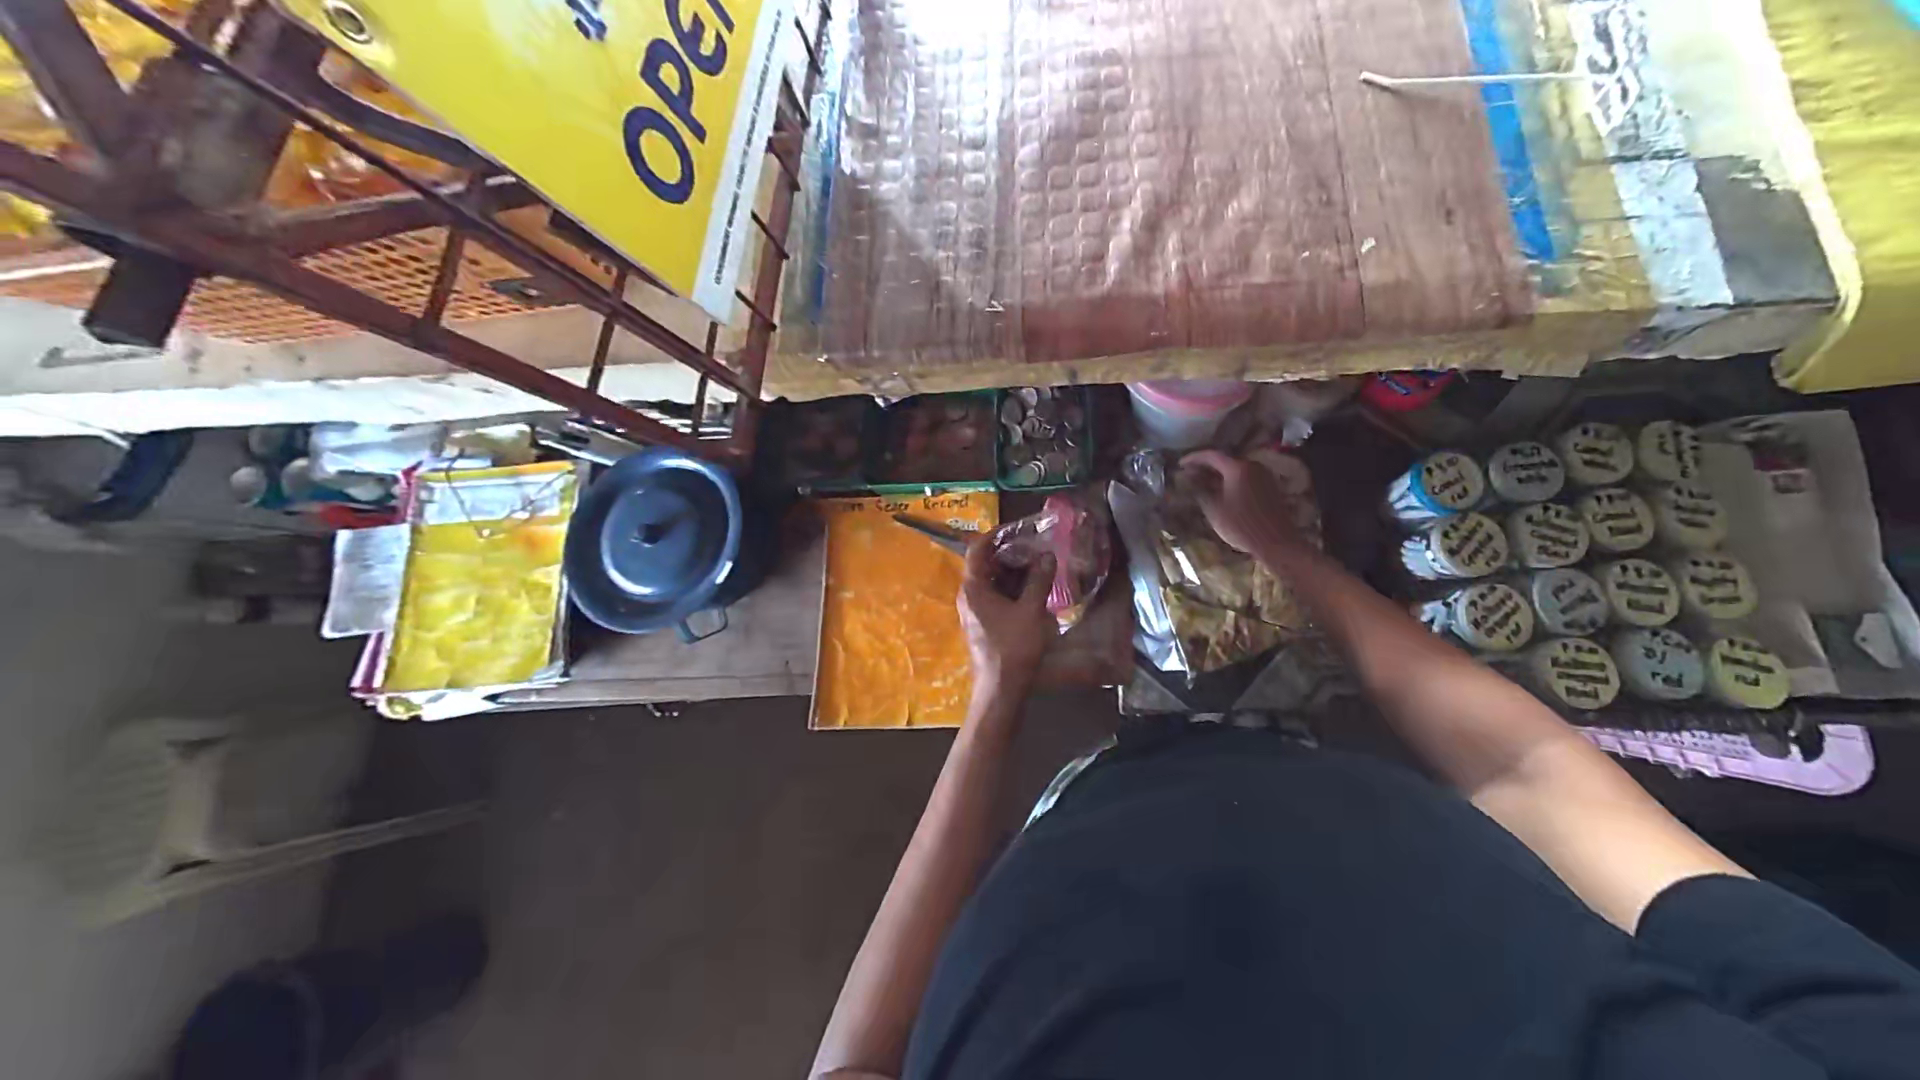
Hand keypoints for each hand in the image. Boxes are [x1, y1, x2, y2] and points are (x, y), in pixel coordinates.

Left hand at [957, 535, 1055, 692]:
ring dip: (1013, 573)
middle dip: (1009, 554)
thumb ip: (1039, 580)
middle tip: (1035, 547)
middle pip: (985, 565)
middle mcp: (968, 596)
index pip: (977, 549)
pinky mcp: (983, 624)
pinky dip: (1011, 590)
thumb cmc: (1013, 647)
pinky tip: (1033, 591)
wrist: (1001, 689)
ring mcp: (974, 612)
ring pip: (991, 582)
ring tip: (1039, 566)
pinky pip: (995, 598)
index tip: (1017, 528)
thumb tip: (1047, 556)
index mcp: (973, 587)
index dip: (995, 534)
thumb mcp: (1031, 610)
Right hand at [1179, 449, 1305, 558]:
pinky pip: (1245, 477)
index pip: (1211, 455)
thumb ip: (1200, 490)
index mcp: (1237, 468)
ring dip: (1218, 474)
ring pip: (1235, 469)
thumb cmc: (1241, 525)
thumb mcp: (1214, 509)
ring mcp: (1263, 475)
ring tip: (1202, 483)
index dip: (1193, 458)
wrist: (1276, 542)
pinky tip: (1221, 491)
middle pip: (1224, 460)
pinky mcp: (1269, 486)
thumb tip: (1189, 478)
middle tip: (1189, 474)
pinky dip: (1230, 480)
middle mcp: (1252, 466)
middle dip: (1205, 467)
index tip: (1180, 465)